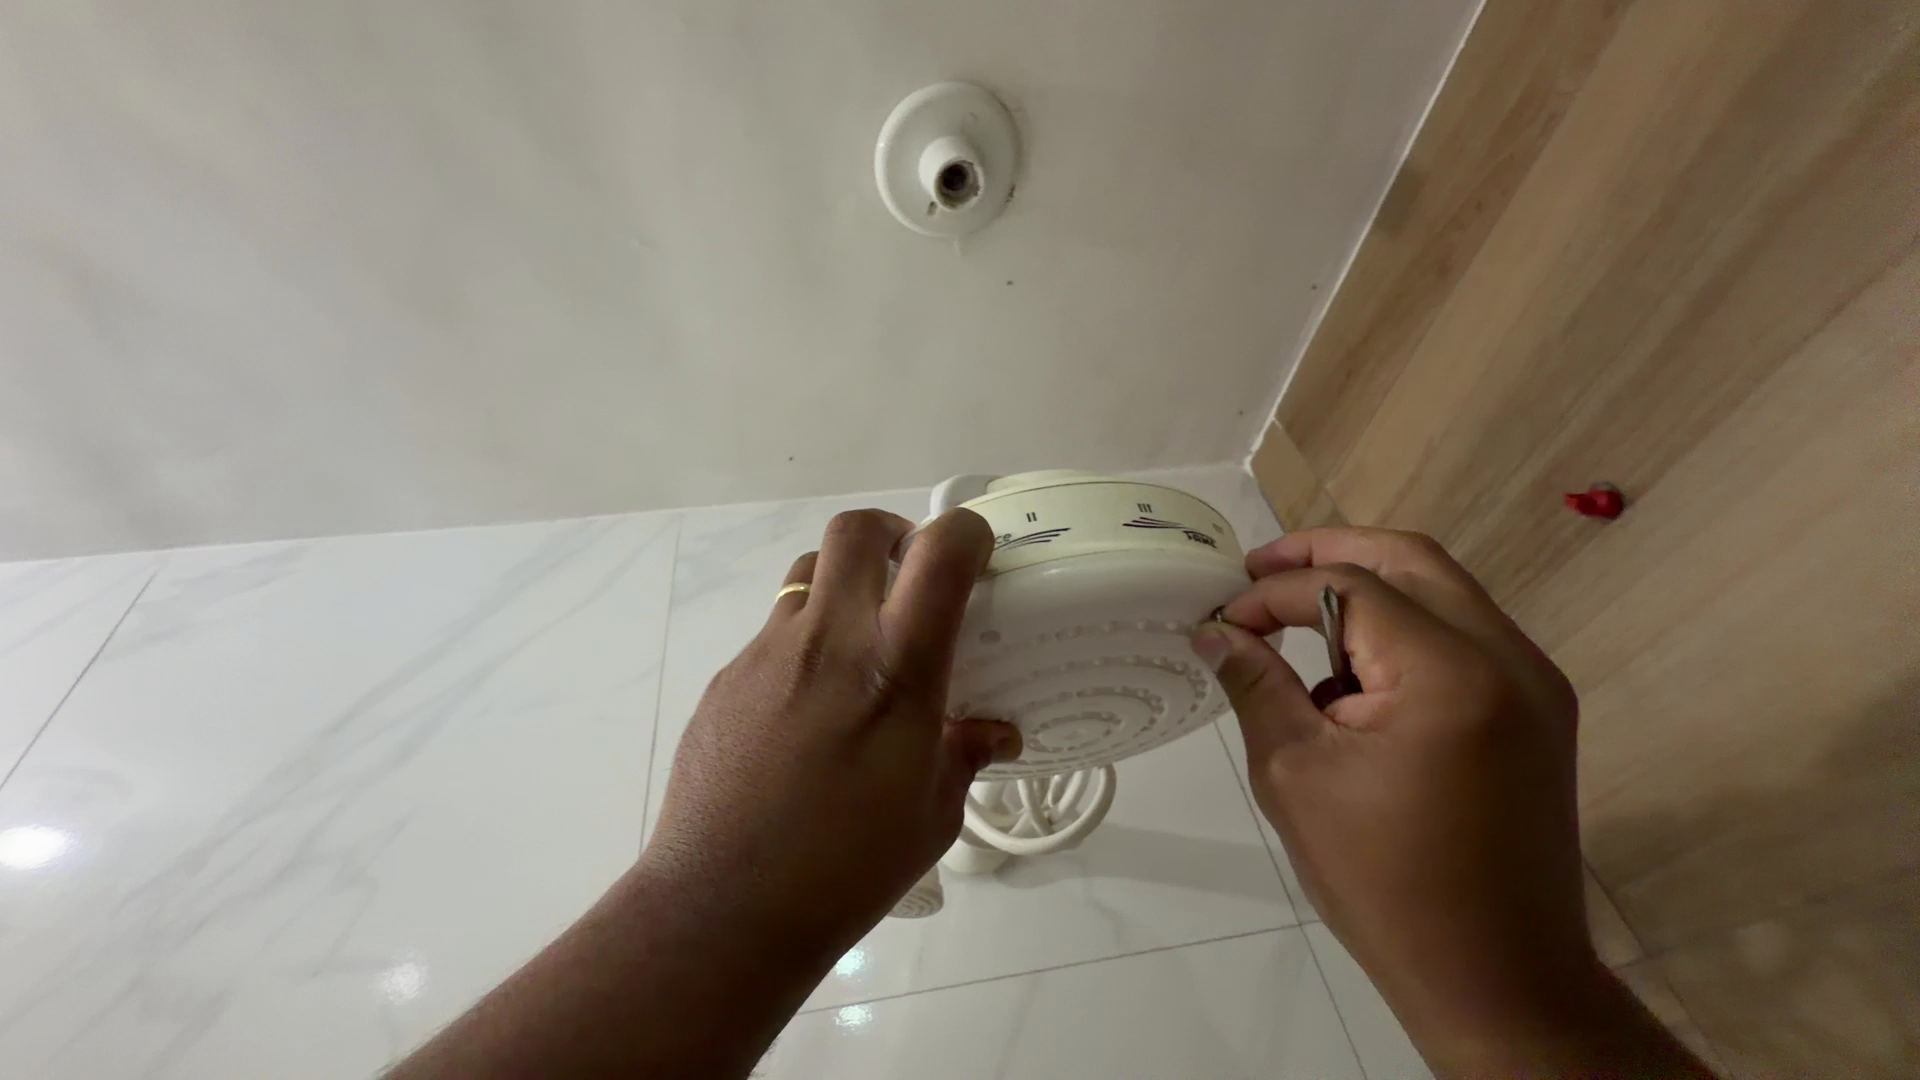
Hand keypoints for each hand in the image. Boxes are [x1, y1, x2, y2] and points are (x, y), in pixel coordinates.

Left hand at [643, 507, 1020, 960]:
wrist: (723, 909)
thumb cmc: (848, 866)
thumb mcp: (933, 815)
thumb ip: (965, 754)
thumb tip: (995, 733)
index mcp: (895, 669)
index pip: (939, 555)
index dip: (965, 533)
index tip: (976, 556)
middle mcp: (828, 640)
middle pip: (855, 530)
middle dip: (891, 533)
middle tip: (907, 578)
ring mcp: (766, 653)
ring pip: (808, 575)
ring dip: (842, 588)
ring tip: (855, 646)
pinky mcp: (725, 678)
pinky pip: (773, 635)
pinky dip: (803, 647)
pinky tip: (804, 712)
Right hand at [1192, 528, 1604, 1065]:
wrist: (1496, 977)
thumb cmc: (1381, 878)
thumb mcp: (1294, 771)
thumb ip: (1254, 682)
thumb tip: (1214, 630)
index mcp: (1448, 673)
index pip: (1346, 587)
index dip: (1274, 592)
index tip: (1223, 619)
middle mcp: (1507, 657)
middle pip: (1408, 558)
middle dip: (1325, 553)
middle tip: (1259, 570)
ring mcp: (1533, 682)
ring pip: (1438, 590)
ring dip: (1362, 589)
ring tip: (1293, 621)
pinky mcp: (1536, 710)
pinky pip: (1459, 634)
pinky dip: (1397, 629)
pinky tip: (1349, 679)